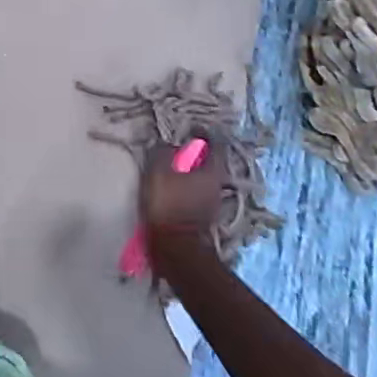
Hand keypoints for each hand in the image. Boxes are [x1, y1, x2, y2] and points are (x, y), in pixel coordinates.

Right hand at [139, 142, 225, 258]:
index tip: (191, 128)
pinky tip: (174, 189)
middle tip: (179, 148)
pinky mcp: (204, 218)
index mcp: (212, 170)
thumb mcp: (158, 170)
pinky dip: (187, 188)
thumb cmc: (169, 203)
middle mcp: (218, 185)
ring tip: (173, 168)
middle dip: (196, 154)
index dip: (203, 133)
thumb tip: (169, 144)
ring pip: (203, 179)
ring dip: (191, 172)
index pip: (214, 144)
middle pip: (209, 163)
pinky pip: (197, 194)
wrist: (175, 247)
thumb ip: (163, 151)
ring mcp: (213, 203)